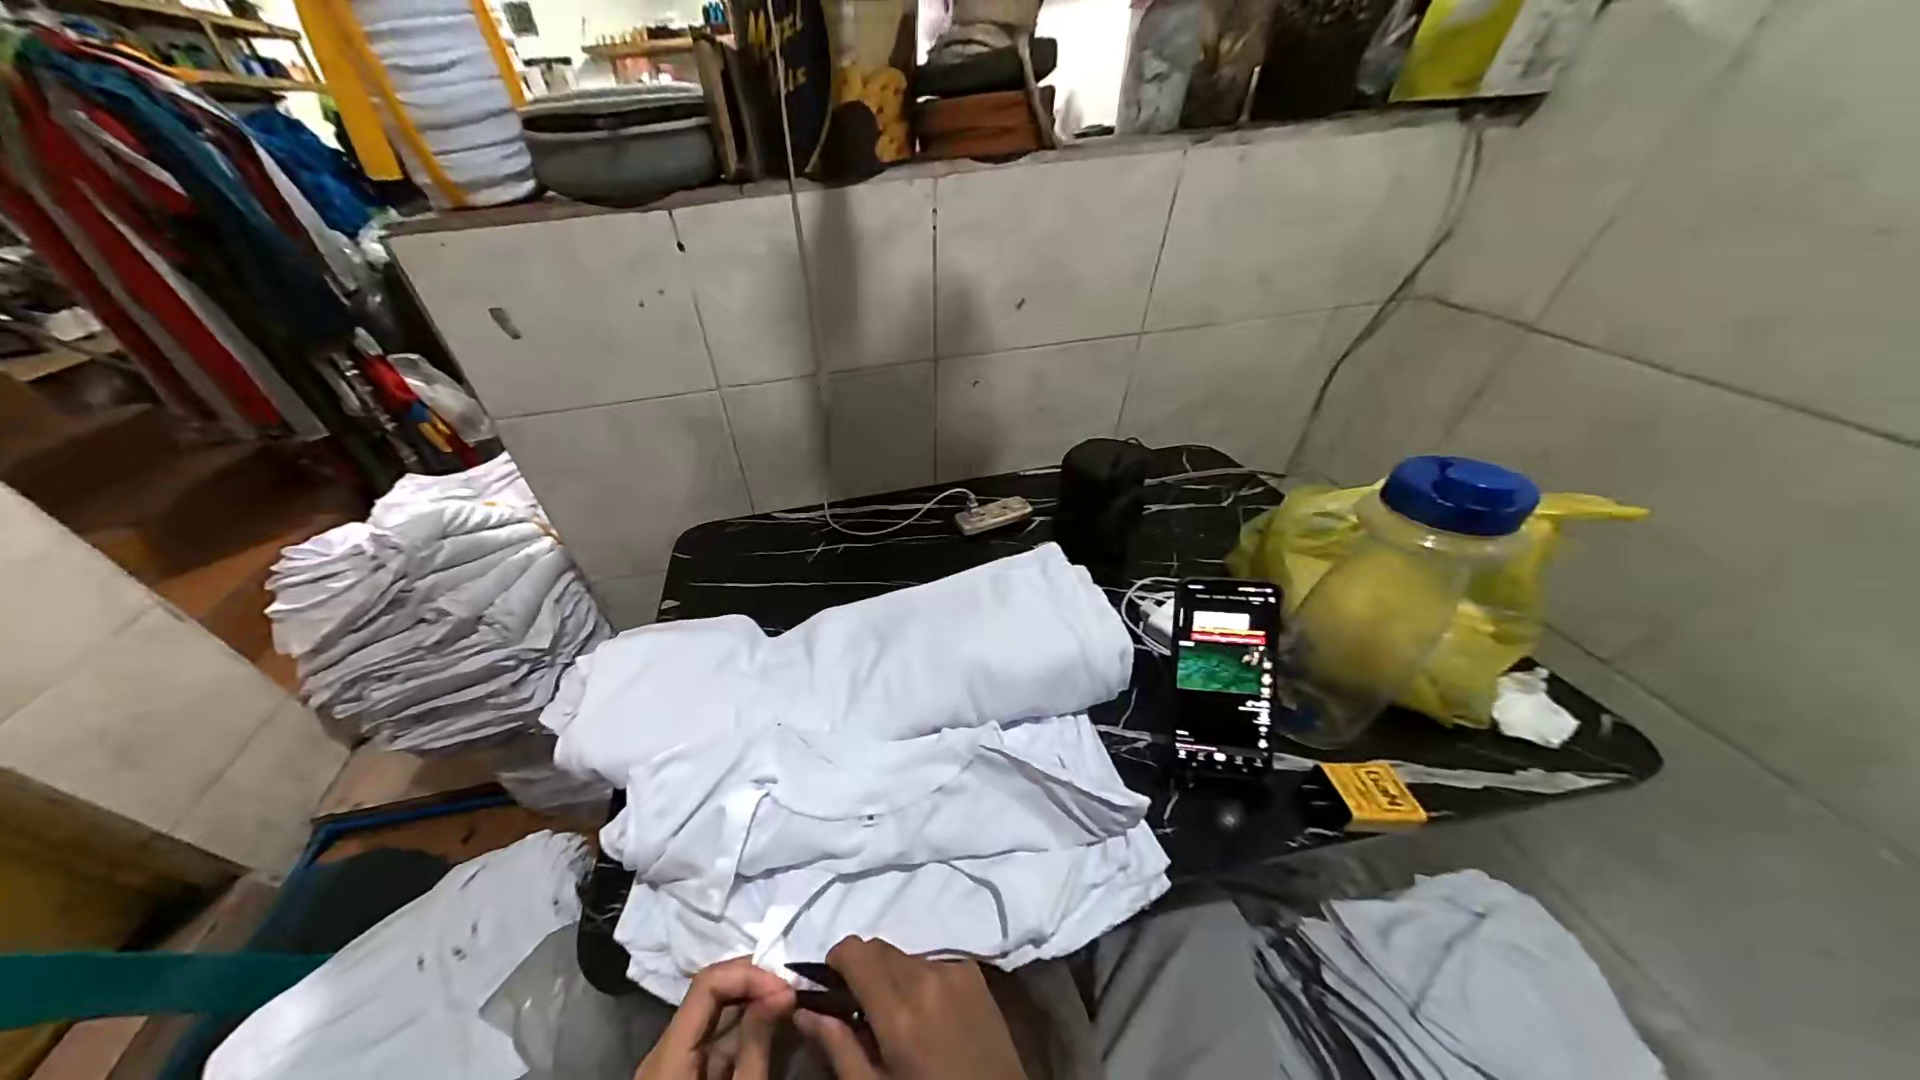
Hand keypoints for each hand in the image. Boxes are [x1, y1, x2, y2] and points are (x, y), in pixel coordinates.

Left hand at [636, 956, 795, 1079]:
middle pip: (709, 992)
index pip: (706, 984)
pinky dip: (745, 1025)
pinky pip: (715, 1035)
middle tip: (793, 989)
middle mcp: (664, 1049)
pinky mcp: (683, 1072)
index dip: (747, 974)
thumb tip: (785, 990)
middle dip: (754, 983)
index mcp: (668, 1055)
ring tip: (788, 1002)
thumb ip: (757, 1044)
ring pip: (715, 1012)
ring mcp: (672, 1061)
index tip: (785, 986)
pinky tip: (771, 1025)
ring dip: (753, 1001)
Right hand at [794, 937, 1029, 1079]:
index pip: (855, 950)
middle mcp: (927, 975)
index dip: (836, 962)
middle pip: (879, 948)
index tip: (832, 989)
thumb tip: (803, 1010)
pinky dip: (920, 977)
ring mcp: (955, 969)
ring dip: (892, 974)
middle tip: (861, 1010)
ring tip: (899, 1015)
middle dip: (862, 970)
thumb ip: (837, 1046)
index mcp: (899, 1008)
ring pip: (905, 953)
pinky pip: (933, 960)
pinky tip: (928, 1012)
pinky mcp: (975, 972)